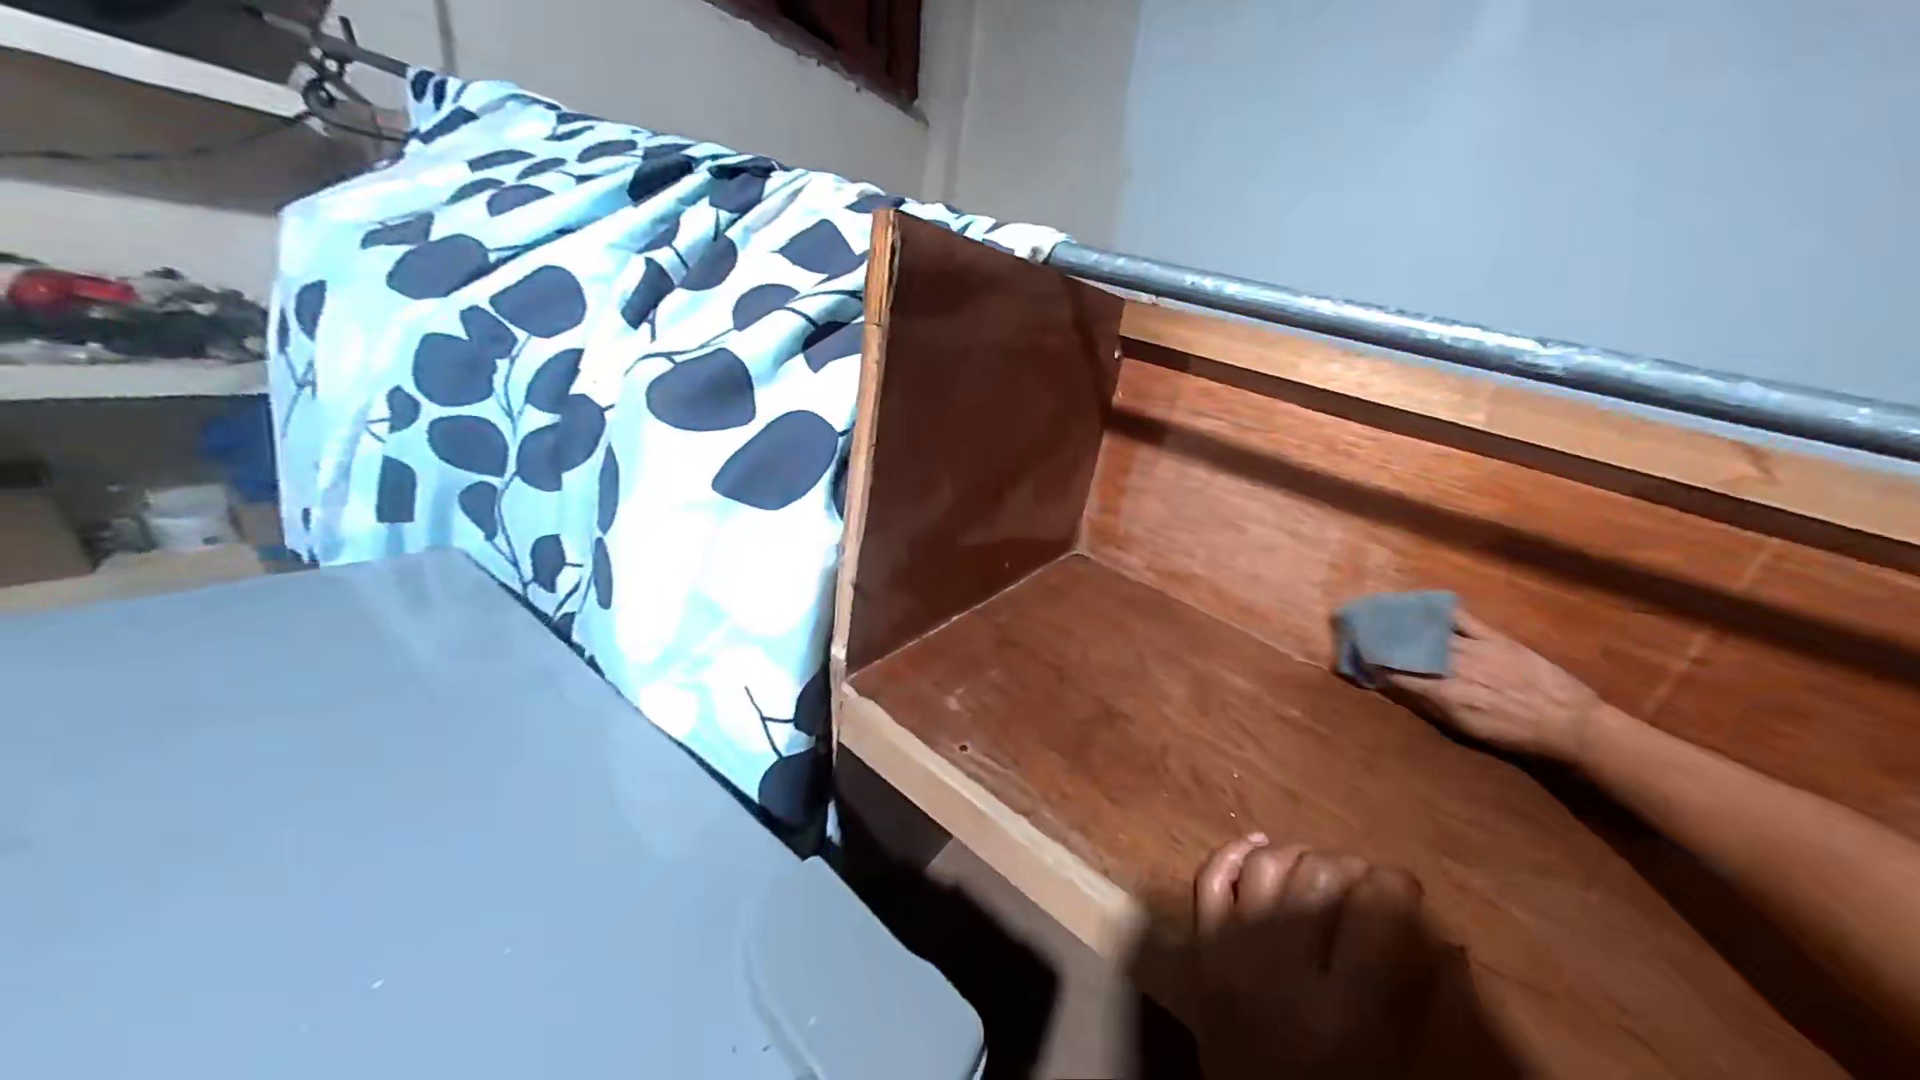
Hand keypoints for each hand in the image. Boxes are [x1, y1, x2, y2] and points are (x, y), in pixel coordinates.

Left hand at [1190, 835, 1435, 1079]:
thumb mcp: (1401, 1064)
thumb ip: (1428, 1002)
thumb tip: (1443, 936)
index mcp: (1346, 1014)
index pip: (1375, 913)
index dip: (1395, 885)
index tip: (1403, 886)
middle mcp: (1283, 974)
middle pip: (1316, 879)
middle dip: (1349, 866)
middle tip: (1364, 880)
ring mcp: (1231, 955)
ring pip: (1263, 868)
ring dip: (1297, 854)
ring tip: (1321, 868)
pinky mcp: (1200, 949)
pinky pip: (1209, 879)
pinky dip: (1233, 852)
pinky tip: (1261, 846)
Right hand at [1380, 611, 1603, 762]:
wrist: (1571, 724)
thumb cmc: (1514, 735)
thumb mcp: (1464, 729)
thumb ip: (1427, 703)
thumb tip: (1390, 684)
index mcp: (1443, 694)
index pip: (1393, 673)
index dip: (1369, 664)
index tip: (1352, 657)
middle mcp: (1453, 667)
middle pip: (1406, 649)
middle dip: (1378, 640)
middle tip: (1358, 632)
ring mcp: (1474, 648)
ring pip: (1428, 633)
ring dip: (1401, 625)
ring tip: (1381, 618)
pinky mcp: (1494, 637)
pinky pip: (1459, 618)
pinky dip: (1436, 612)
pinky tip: (1421, 609)